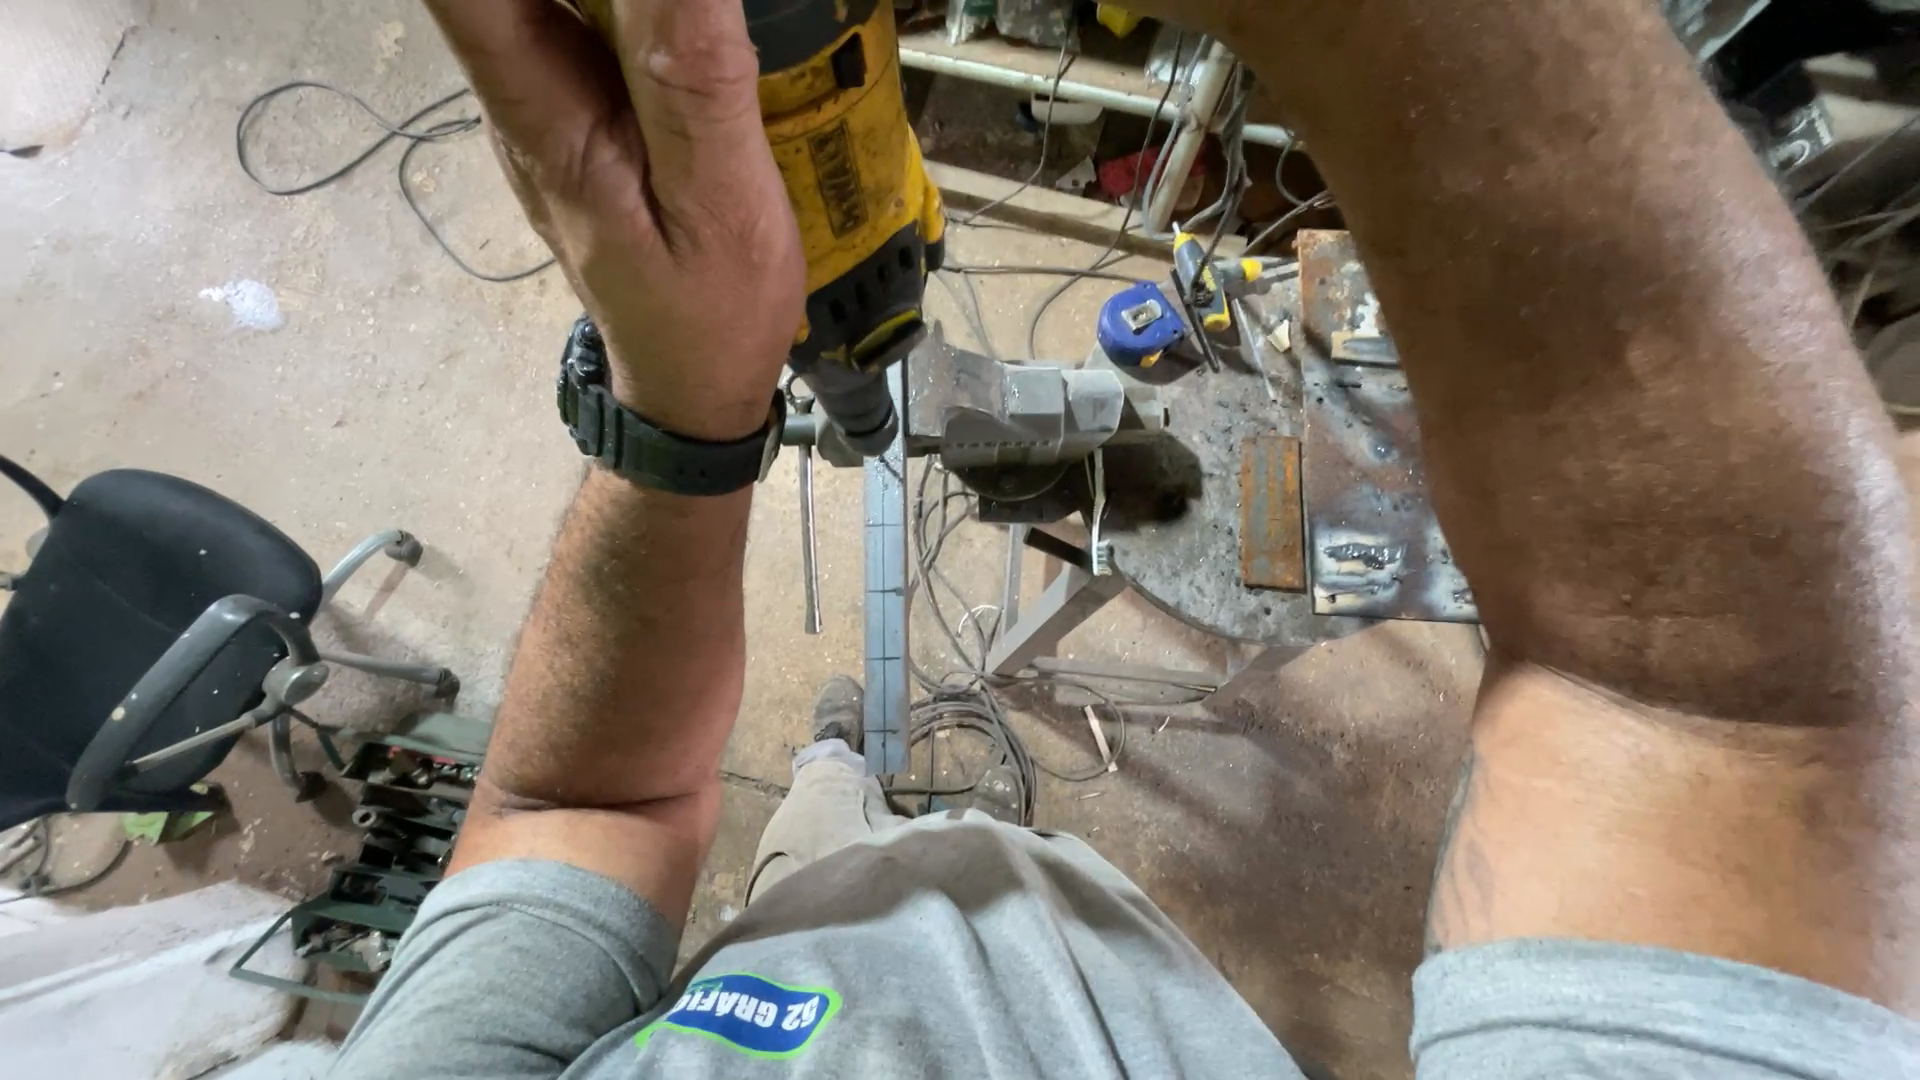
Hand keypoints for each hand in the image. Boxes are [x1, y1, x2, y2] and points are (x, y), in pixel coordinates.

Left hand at [424, 0, 805, 440]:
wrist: (692, 386)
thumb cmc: (714, 316)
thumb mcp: (722, 207)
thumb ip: (695, 83)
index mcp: (543, 114)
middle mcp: (518, 99)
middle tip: (676, 12)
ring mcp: (544, 116)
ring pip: (535, 0)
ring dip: (614, 5)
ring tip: (682, 21)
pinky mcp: (577, 132)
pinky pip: (571, 32)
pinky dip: (615, 12)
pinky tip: (671, 27)